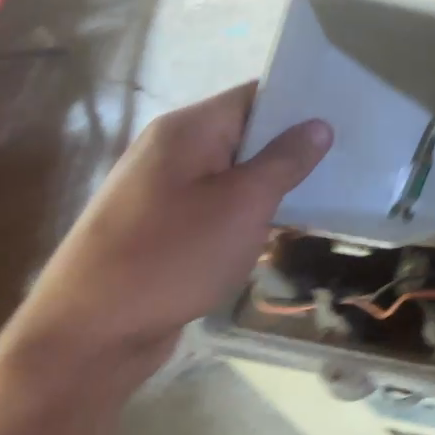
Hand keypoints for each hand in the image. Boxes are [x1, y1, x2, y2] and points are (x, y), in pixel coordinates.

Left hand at [0, 82, 332, 379]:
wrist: (85, 339)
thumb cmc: (170, 258)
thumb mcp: (244, 204)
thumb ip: (286, 159)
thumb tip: (318, 125)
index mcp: (187, 130)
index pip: (257, 94)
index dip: (303, 100)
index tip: (349, 115)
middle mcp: (169, 149)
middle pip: (246, 130)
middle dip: (293, 144)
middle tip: (346, 156)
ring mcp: (159, 189)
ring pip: (233, 169)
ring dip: (271, 181)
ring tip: (323, 190)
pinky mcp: (158, 225)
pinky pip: (215, 201)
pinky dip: (246, 209)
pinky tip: (276, 227)